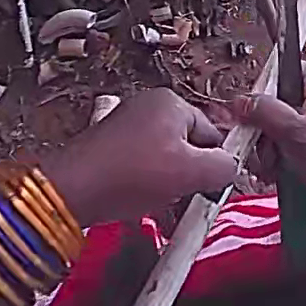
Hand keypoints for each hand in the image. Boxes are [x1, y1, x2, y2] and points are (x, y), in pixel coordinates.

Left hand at [41, 88, 235, 226]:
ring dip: (168, 184)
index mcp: (171, 102)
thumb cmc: (131, 174)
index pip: (212, 133)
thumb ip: (223, 167)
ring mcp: (127, 124)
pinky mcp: (111, 145)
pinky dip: (147, 183)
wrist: (74, 189)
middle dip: (188, 175)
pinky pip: (142, 164)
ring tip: (159, 202)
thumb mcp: (191, 172)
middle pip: (188, 146)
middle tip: (182, 196)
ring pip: (165, 159)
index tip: (210, 188)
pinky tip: (141, 201)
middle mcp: (148, 106)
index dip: (214, 164)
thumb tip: (231, 166)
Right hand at [231, 63, 305, 216]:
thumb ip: (265, 111)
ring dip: (266, 145)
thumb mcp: (295, 131)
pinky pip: (280, 144)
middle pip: (274, 101)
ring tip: (271, 162)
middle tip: (261, 141)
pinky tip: (273, 171)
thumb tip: (240, 101)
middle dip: (262, 124)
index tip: (253, 103)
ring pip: (273, 125)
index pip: (286, 70)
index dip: (266, 83)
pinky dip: (274, 157)